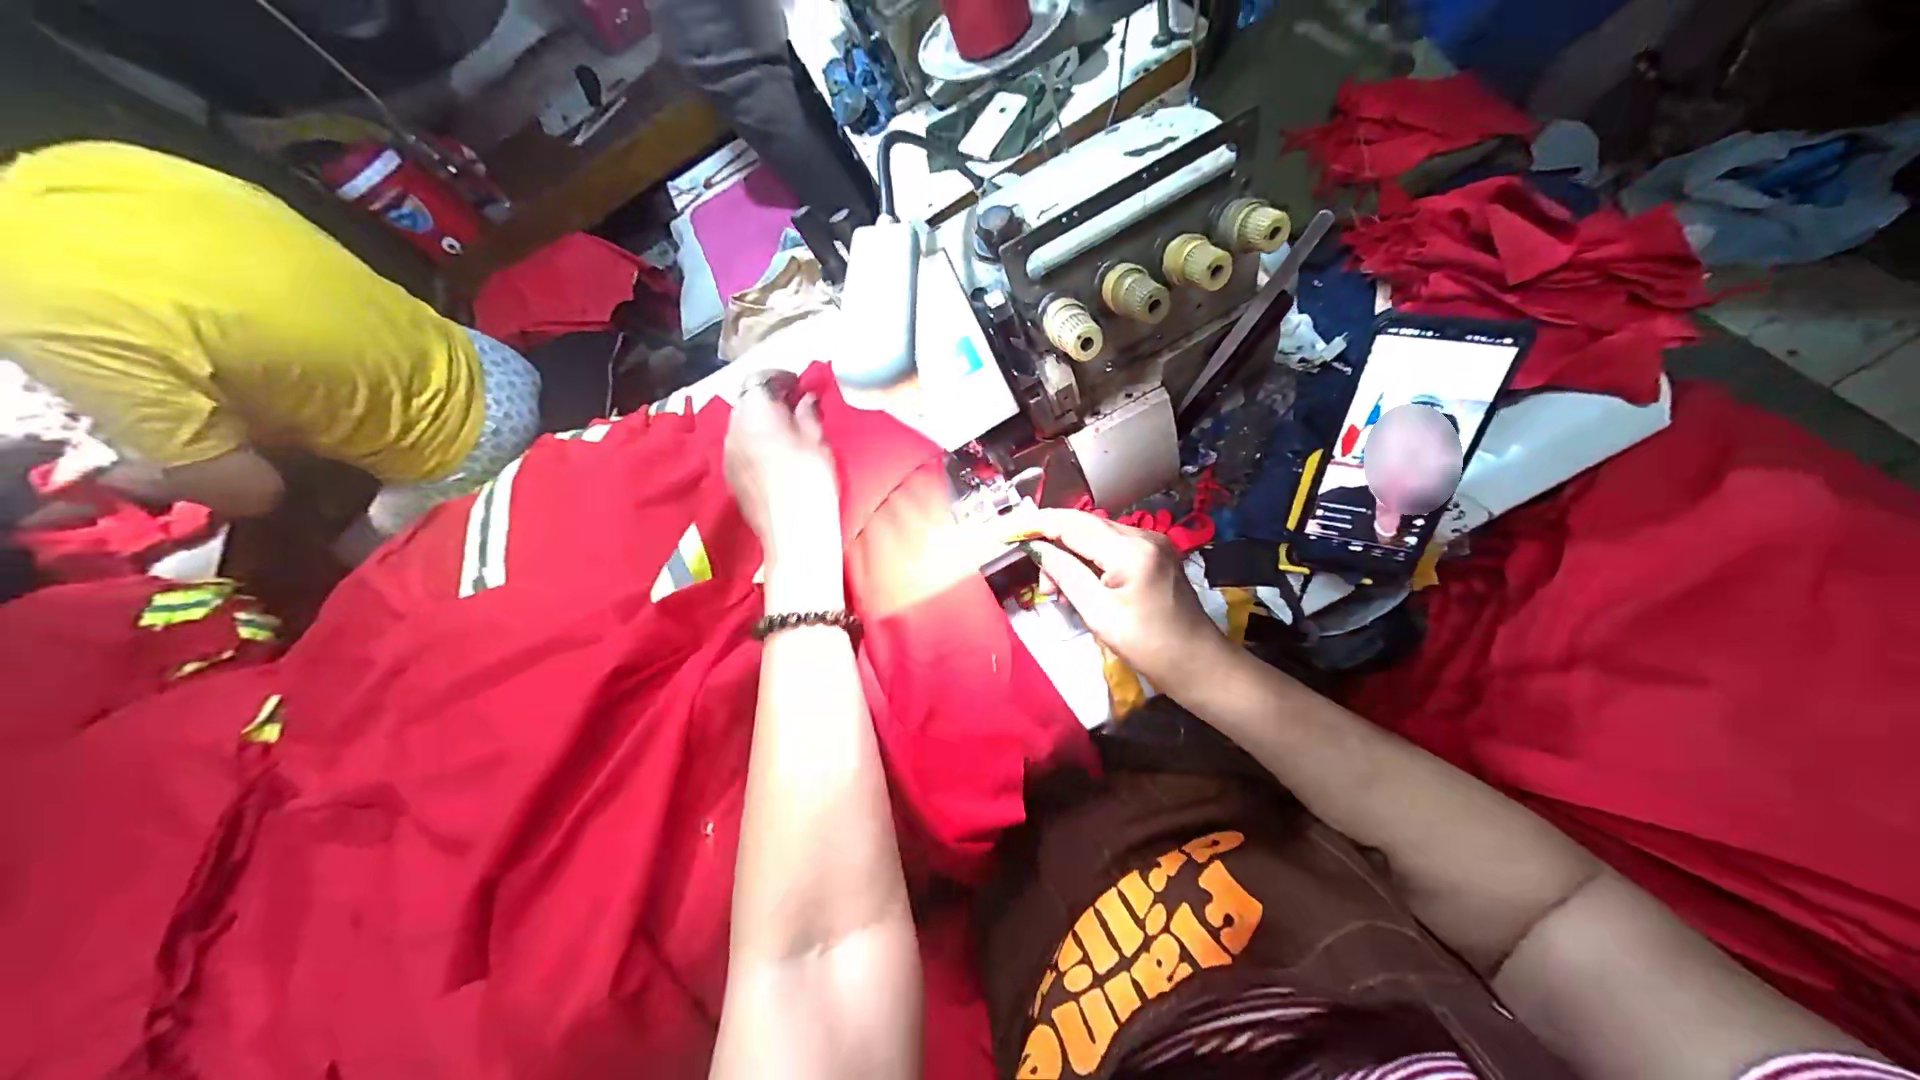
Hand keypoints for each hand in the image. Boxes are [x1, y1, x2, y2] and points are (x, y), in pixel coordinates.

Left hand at [724, 376, 841, 568]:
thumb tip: (805, 398)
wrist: (793, 531)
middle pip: (749, 403)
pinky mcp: (730, 476)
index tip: (800, 386)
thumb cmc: (810, 480)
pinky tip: (777, 458)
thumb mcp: (817, 440)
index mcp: (755, 411)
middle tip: (798, 409)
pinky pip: (742, 448)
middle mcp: (733, 427)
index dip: (780, 379)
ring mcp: (728, 453)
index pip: (760, 379)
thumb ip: (808, 413)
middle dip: (771, 401)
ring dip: (763, 423)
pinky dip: (757, 444)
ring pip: (744, 426)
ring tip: (789, 434)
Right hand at [1000, 508, 1233, 694]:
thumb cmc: (1147, 645)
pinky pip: (1112, 543)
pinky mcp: (1156, 550)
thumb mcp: (1098, 614)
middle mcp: (1143, 535)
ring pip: (1096, 533)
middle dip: (1052, 542)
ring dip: (1070, 551)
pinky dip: (1089, 556)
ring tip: (1058, 587)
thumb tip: (1037, 550)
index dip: (1036, 525)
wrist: (1197, 662)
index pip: (1072, 525)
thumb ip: (1066, 574)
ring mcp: (1153, 540)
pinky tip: (1080, 581)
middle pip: (1084, 524)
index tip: (1007, 532)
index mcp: (1130, 550)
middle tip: (1038, 579)